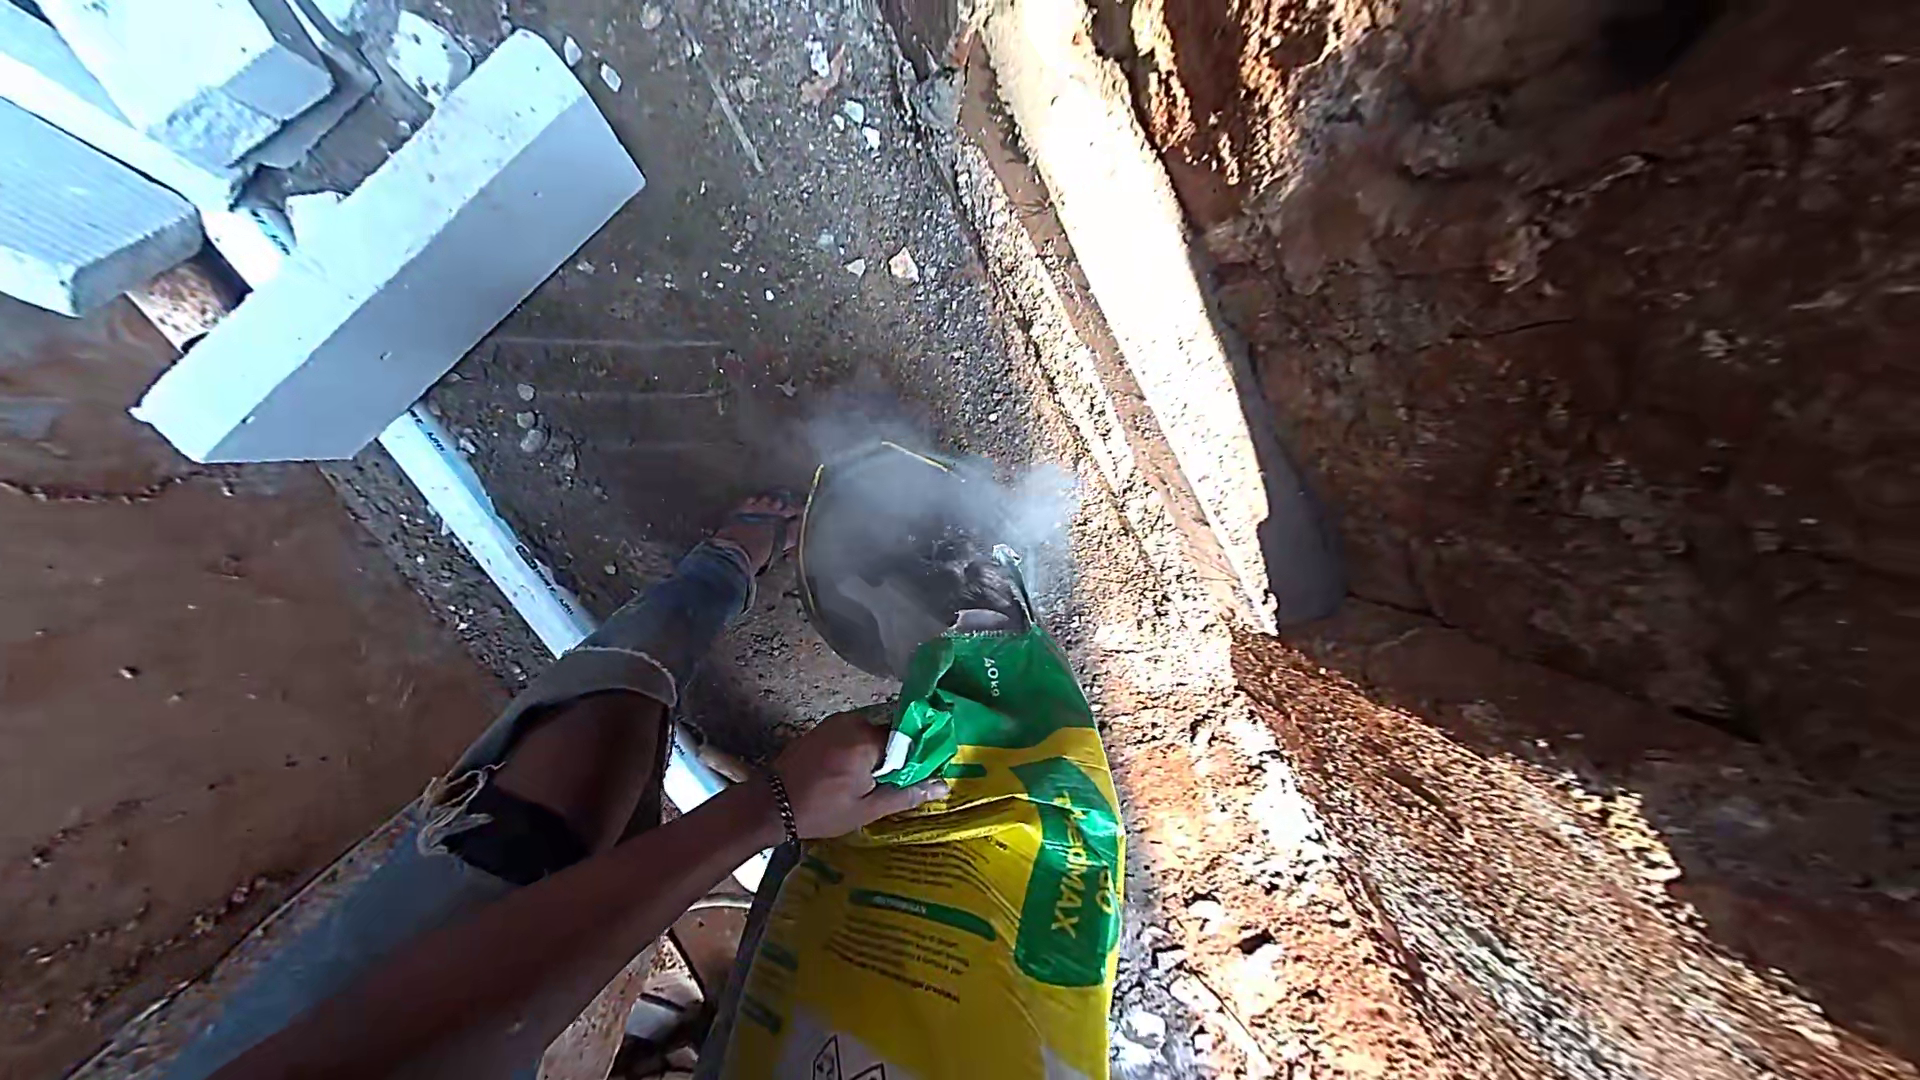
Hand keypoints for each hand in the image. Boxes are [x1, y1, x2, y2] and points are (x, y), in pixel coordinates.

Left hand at [772, 709, 948, 838]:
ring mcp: (836, 722)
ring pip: (872, 733)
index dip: (917, 756)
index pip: (908, 738)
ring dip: (877, 752)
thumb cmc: (821, 810)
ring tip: (873, 779)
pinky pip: (854, 733)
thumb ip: (906, 793)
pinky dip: (860, 748)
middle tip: (894, 781)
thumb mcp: (866, 808)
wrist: (771, 805)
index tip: (922, 772)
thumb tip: (943, 785)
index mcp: (867, 740)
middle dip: (896, 755)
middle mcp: (854, 722)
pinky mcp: (824, 727)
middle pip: (891, 733)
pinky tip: (855, 771)